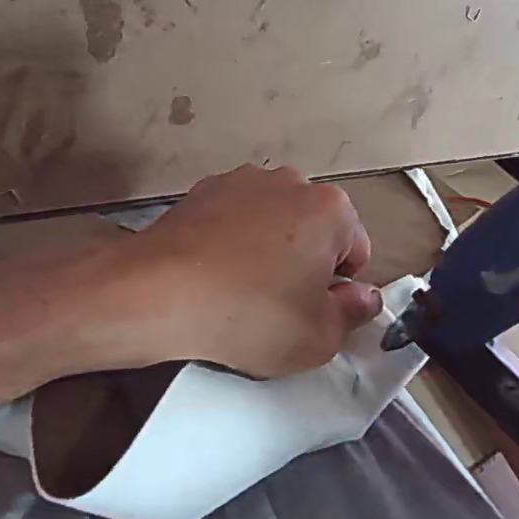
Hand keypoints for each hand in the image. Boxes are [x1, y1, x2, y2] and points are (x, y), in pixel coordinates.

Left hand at [115, 165, 384, 379]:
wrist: (157, 293)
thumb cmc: (248, 314)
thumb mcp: (318, 337)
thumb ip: (354, 313)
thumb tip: (361, 296)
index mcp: (330, 209)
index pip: (356, 252)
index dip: (339, 290)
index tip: (312, 313)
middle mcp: (290, 182)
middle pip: (314, 231)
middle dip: (304, 265)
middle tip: (278, 307)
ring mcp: (242, 180)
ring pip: (273, 223)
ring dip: (268, 250)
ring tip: (240, 292)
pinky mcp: (204, 190)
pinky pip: (234, 220)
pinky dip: (232, 242)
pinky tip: (214, 274)